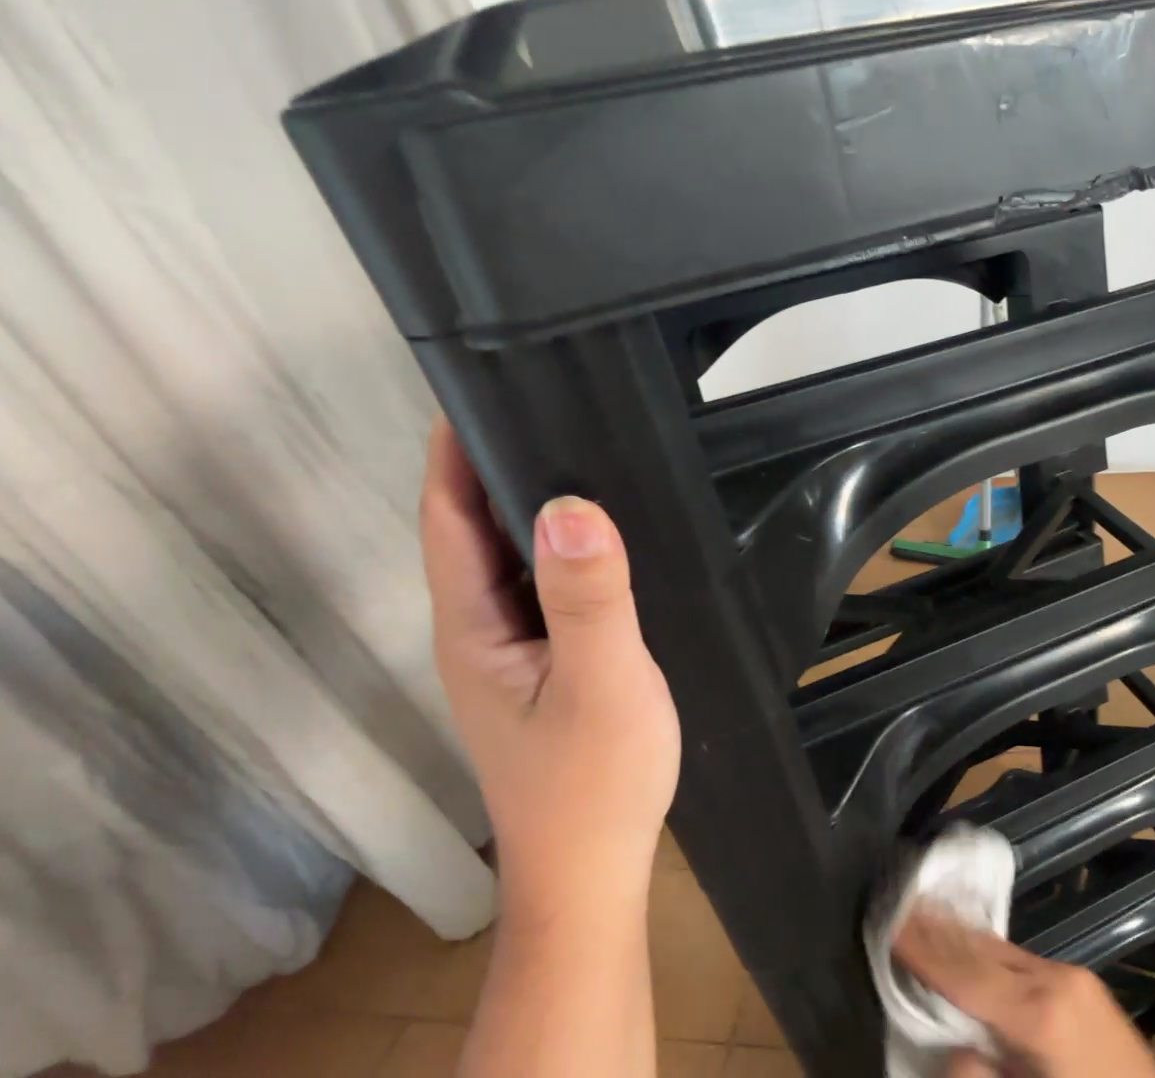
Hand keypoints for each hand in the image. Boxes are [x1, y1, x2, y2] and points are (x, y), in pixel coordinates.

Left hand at [419, 419, 680, 922]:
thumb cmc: (592, 780)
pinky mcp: (543, 670)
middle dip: (499, 464)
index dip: (456, 450)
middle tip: (555, 402)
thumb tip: (571, 505)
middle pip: (475, 531)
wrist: (592, 868)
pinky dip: (563, 552)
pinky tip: (606, 541)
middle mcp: (479, 631)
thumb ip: (589, 597)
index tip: (483, 384)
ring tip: (586, 453)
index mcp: (473, 625)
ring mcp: (509, 654)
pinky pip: (544, 589)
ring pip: (511, 561)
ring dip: (532, 508)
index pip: (449, 516)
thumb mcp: (601, 681)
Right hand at [892, 909, 1154, 1077]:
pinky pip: (1020, 958)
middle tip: (898, 903)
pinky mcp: (1082, 984)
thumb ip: (979, 1074)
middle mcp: (1055, 980)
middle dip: (938, 929)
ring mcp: (1073, 978)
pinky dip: (987, 949)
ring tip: (923, 912)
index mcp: (1038, 1014)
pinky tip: (970, 942)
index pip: (965, 973)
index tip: (890, 921)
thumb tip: (952, 1047)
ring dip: (961, 934)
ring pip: (1002, 949)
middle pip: (982, 950)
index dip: (924, 948)